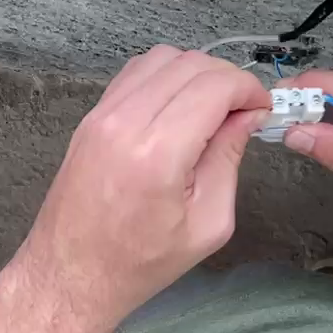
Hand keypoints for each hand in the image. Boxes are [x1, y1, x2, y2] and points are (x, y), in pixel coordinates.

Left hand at [16, 46, 268, 329]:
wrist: (69, 275)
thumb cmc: (142, 262)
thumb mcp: (208, 223)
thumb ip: (229, 159)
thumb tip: (249, 116)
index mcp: (158, 153)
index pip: (215, 86)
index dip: (249, 89)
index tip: (263, 108)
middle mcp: (126, 121)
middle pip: (191, 63)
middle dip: (229, 78)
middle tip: (244, 109)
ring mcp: (103, 113)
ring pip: (163, 56)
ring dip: (197, 71)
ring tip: (212, 105)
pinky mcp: (91, 115)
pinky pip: (136, 71)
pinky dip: (167, 75)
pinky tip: (179, 104)